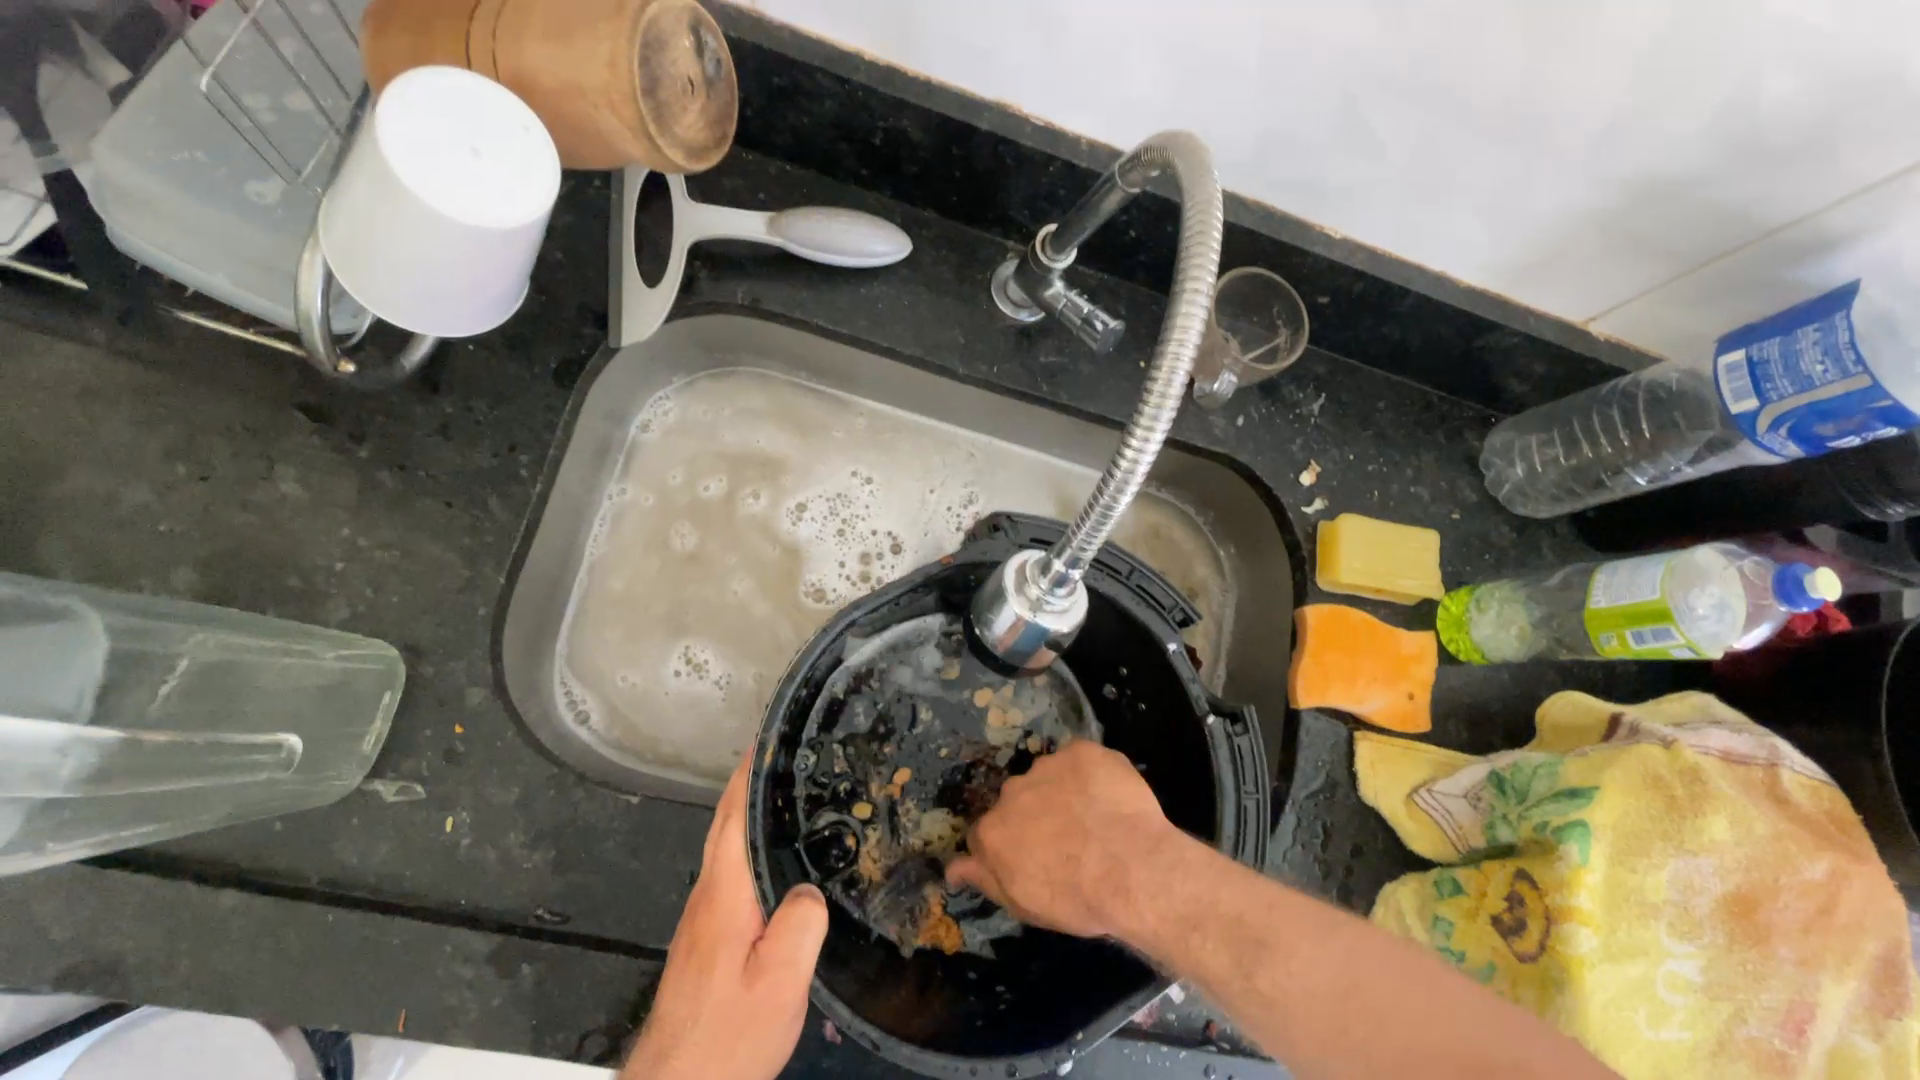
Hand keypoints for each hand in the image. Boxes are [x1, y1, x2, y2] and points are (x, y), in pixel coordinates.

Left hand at [624, 757, 827, 1079]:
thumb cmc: (729, 1033)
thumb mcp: (780, 981)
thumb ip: (800, 924)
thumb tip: (808, 890)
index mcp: (724, 894)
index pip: (732, 815)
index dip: (748, 772)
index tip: (768, 738)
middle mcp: (707, 897)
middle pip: (725, 826)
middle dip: (749, 785)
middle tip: (787, 757)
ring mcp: (703, 919)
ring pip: (727, 850)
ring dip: (750, 815)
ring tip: (788, 796)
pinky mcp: (707, 939)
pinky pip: (733, 875)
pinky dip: (751, 848)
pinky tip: (778, 858)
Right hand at [945, 740, 1175, 938]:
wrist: (1133, 870)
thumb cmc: (1078, 899)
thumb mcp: (1023, 904)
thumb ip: (984, 879)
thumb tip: (952, 867)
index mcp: (992, 830)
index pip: (988, 831)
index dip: (1013, 843)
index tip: (1036, 857)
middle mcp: (1011, 792)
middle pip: (1018, 800)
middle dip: (1037, 815)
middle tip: (1069, 839)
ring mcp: (1047, 767)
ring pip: (1049, 777)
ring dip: (1063, 792)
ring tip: (1095, 819)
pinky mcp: (1081, 751)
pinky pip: (1080, 759)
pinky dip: (1091, 774)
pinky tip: (1110, 797)